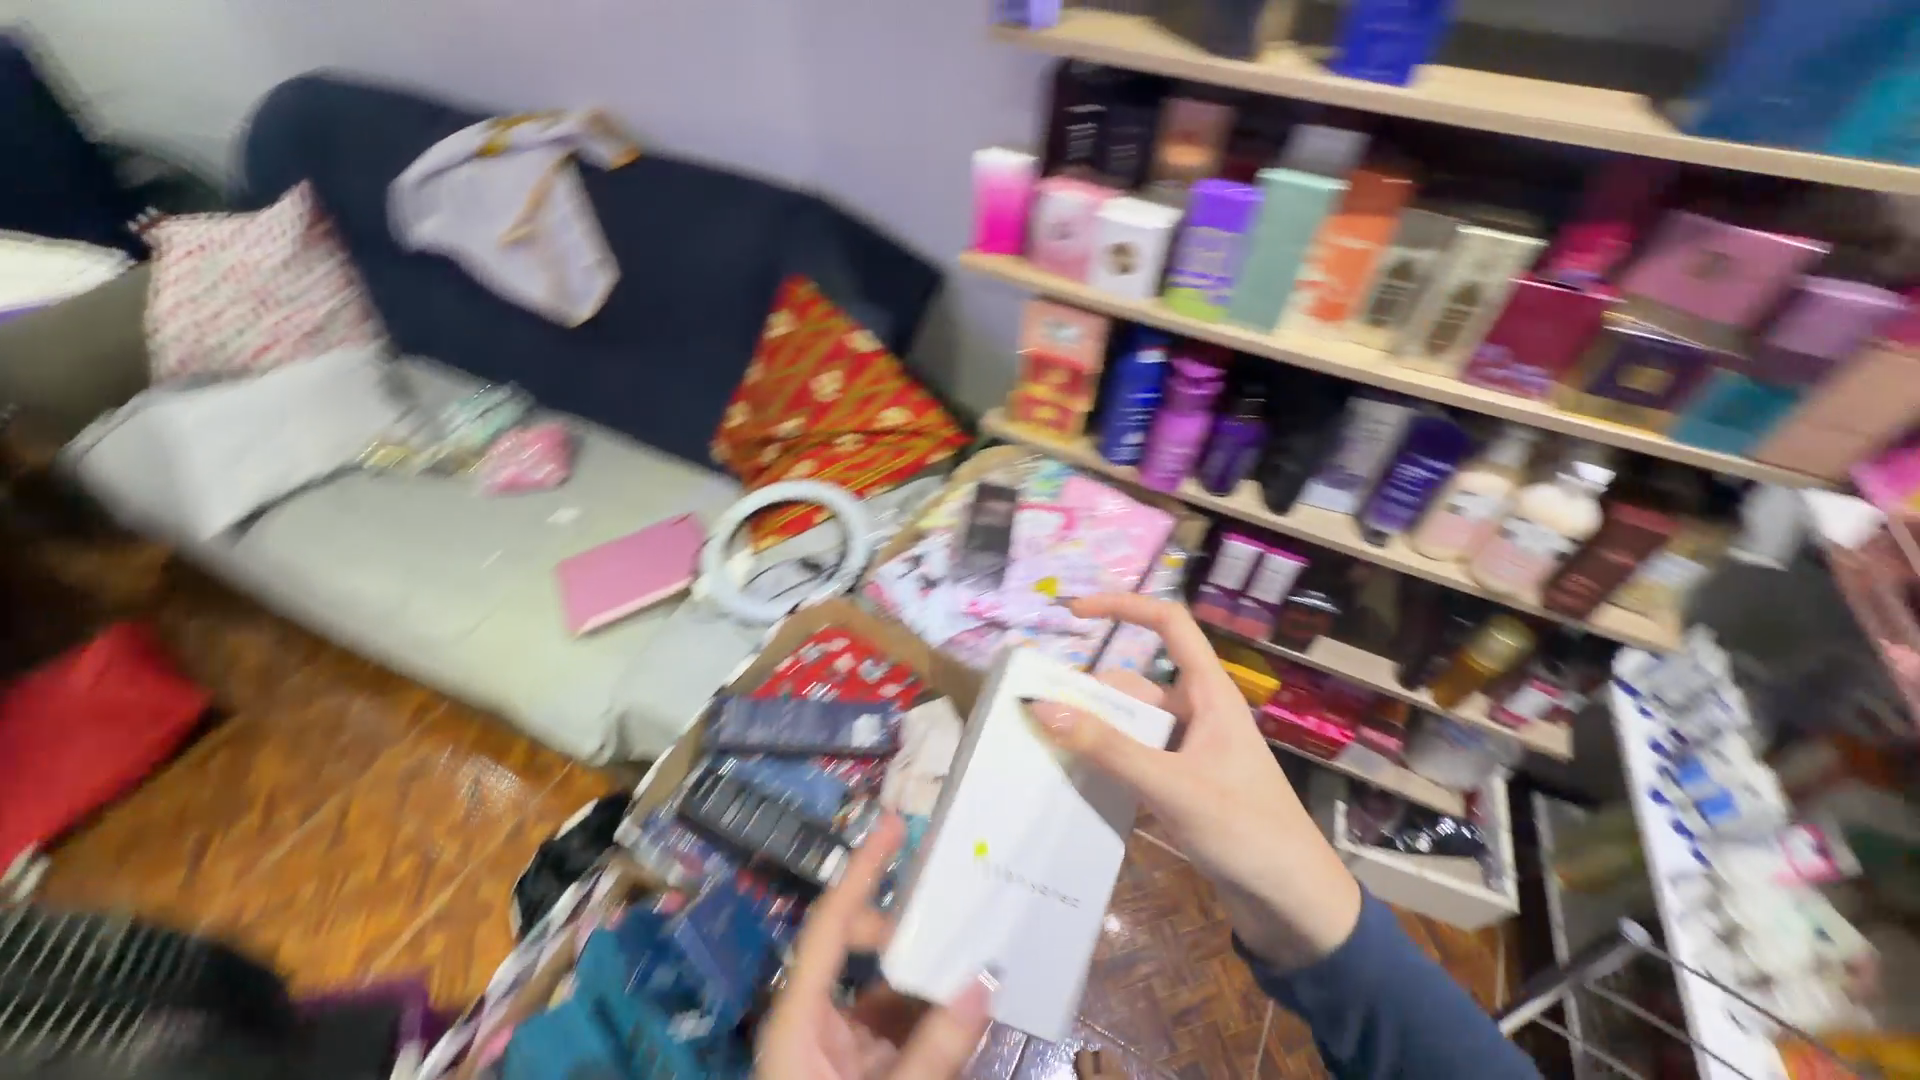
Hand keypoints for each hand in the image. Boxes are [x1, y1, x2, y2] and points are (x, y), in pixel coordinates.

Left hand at [756, 814, 992, 1079]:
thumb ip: (935, 1046)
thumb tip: (988, 978)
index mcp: (797, 1018)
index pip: (831, 922)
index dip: (863, 868)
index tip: (893, 823)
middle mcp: (810, 1021)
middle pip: (858, 949)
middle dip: (906, 932)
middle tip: (954, 917)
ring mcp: (832, 1047)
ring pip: (884, 992)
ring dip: (926, 981)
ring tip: (976, 960)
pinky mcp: (853, 1069)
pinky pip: (893, 1028)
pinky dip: (927, 1019)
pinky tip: (966, 1014)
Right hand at [1025, 594, 1361, 968]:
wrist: (1294, 903)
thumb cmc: (1245, 830)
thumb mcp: (1171, 786)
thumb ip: (1107, 748)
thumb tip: (1042, 707)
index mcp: (1210, 694)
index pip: (1169, 625)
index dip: (1124, 607)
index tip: (1075, 613)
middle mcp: (1199, 713)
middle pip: (1135, 683)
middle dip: (1092, 694)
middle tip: (1043, 718)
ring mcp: (1191, 750)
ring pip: (1132, 724)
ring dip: (1097, 732)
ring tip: (1050, 751)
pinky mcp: (1184, 784)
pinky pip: (1137, 757)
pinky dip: (1109, 762)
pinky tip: (1080, 782)